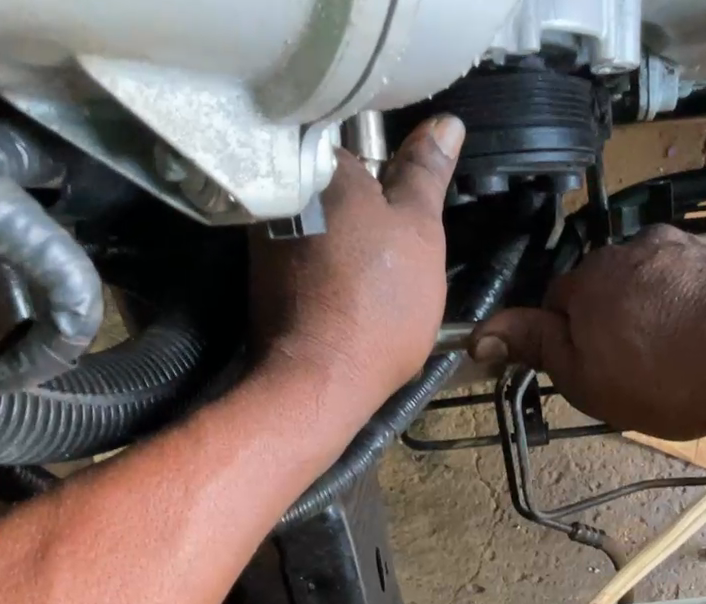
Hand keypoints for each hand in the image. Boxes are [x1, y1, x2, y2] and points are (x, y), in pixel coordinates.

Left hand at [250, 116, 464, 402]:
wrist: (321, 379)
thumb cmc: (380, 304)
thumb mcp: (421, 234)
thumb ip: (427, 175)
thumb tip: (446, 123)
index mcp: (323, 165)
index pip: (359, 143)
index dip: (388, 178)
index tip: (405, 212)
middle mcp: (282, 188)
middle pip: (333, 184)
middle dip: (363, 210)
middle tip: (393, 251)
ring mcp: (264, 233)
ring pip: (317, 221)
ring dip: (343, 240)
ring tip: (371, 277)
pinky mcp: (258, 274)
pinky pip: (301, 254)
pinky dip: (324, 268)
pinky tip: (344, 293)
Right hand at [477, 226, 705, 439]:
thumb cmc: (674, 376)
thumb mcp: (590, 380)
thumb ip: (538, 348)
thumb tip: (481, 331)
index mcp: (591, 278)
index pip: (557, 301)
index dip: (568, 338)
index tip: (592, 370)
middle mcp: (636, 248)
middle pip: (609, 286)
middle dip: (616, 320)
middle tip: (641, 369)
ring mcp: (691, 243)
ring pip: (659, 280)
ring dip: (663, 309)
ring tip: (688, 356)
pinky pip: (705, 279)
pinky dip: (704, 303)